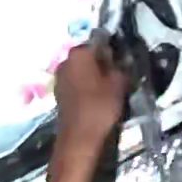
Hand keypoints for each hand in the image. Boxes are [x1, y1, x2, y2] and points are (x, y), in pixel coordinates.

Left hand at [53, 38, 125, 163]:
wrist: (79, 139)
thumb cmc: (100, 106)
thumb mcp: (119, 83)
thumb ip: (120, 66)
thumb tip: (120, 60)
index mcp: (78, 53)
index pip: (99, 42)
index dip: (113, 52)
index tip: (123, 64)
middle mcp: (65, 61)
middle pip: (89, 57)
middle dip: (102, 64)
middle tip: (118, 77)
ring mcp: (59, 78)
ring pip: (82, 70)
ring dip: (94, 76)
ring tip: (109, 91)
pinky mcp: (59, 93)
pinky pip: (76, 83)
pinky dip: (86, 87)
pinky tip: (97, 99)